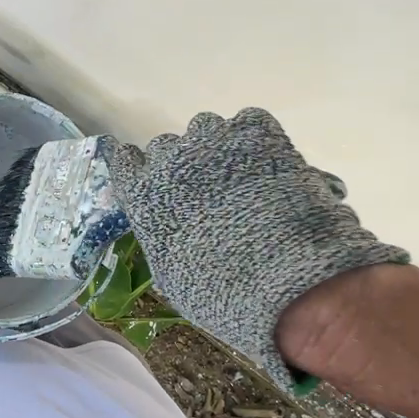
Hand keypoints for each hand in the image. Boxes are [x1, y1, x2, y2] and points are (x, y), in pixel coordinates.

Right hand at [108, 108, 406, 390]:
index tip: (153, 182)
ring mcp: (213, 141)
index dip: (140, 170)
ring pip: (205, 130)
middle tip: (209, 194)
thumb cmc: (227, 296)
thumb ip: (162, 235)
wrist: (295, 288)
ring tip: (243, 178)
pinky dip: (255, 138)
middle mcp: (170, 159)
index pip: (123, 159)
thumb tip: (169, 222)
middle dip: (182, 167)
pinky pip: (248, 121)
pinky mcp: (257, 133)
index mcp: (144, 193)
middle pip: (167, 147)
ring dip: (217, 149)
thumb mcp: (173, 275)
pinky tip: (268, 165)